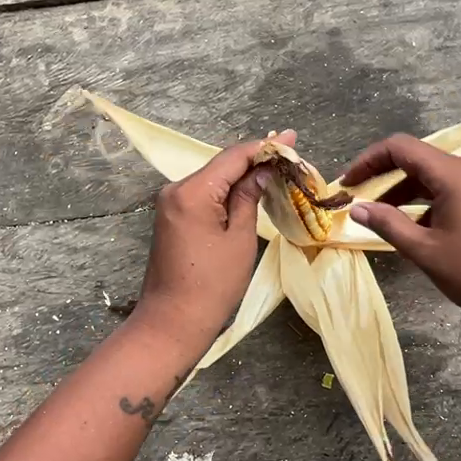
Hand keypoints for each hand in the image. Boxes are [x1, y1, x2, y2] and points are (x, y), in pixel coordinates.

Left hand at [131, 131, 292, 347]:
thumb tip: (262, 172)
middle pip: (221, 164)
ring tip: (276, 169)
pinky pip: (203, 193)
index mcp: (192, 191)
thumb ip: (249, 198)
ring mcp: (170, 202)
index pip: (233, 157)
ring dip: (241, 174)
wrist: (172, 322)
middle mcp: (176, 189)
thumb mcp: (240, 239)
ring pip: (212, 178)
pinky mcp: (171, 216)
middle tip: (289, 156)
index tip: (291, 138)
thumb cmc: (212, 285)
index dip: (264, 147)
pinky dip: (226, 189)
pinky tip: (249, 188)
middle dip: (255, 160)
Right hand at [341, 134, 460, 332]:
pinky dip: (428, 201)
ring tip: (384, 219)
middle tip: (360, 202)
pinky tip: (419, 230)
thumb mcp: (426, 251)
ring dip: (405, 191)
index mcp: (453, 174)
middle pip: (417, 159)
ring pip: (435, 176)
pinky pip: (452, 190)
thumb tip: (357, 208)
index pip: (399, 147)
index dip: (368, 161)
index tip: (348, 184)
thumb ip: (388, 224)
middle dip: (384, 177)